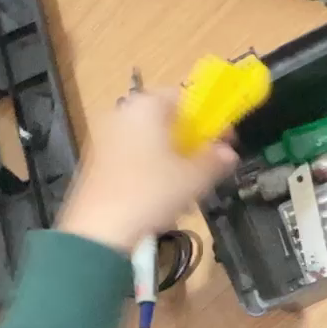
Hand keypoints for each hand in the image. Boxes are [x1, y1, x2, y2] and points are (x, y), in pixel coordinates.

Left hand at [56, 89, 237, 253]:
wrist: (99, 229)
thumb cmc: (151, 193)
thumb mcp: (193, 178)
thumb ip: (215, 160)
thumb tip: (229, 152)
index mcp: (147, 106)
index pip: (186, 98)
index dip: (210, 119)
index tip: (225, 141)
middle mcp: (123, 113)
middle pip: (167, 121)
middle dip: (190, 142)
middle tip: (208, 167)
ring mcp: (106, 137)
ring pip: (150, 142)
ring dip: (172, 160)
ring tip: (187, 189)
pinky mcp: (97, 162)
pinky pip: (134, 158)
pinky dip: (151, 171)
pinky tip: (161, 198)